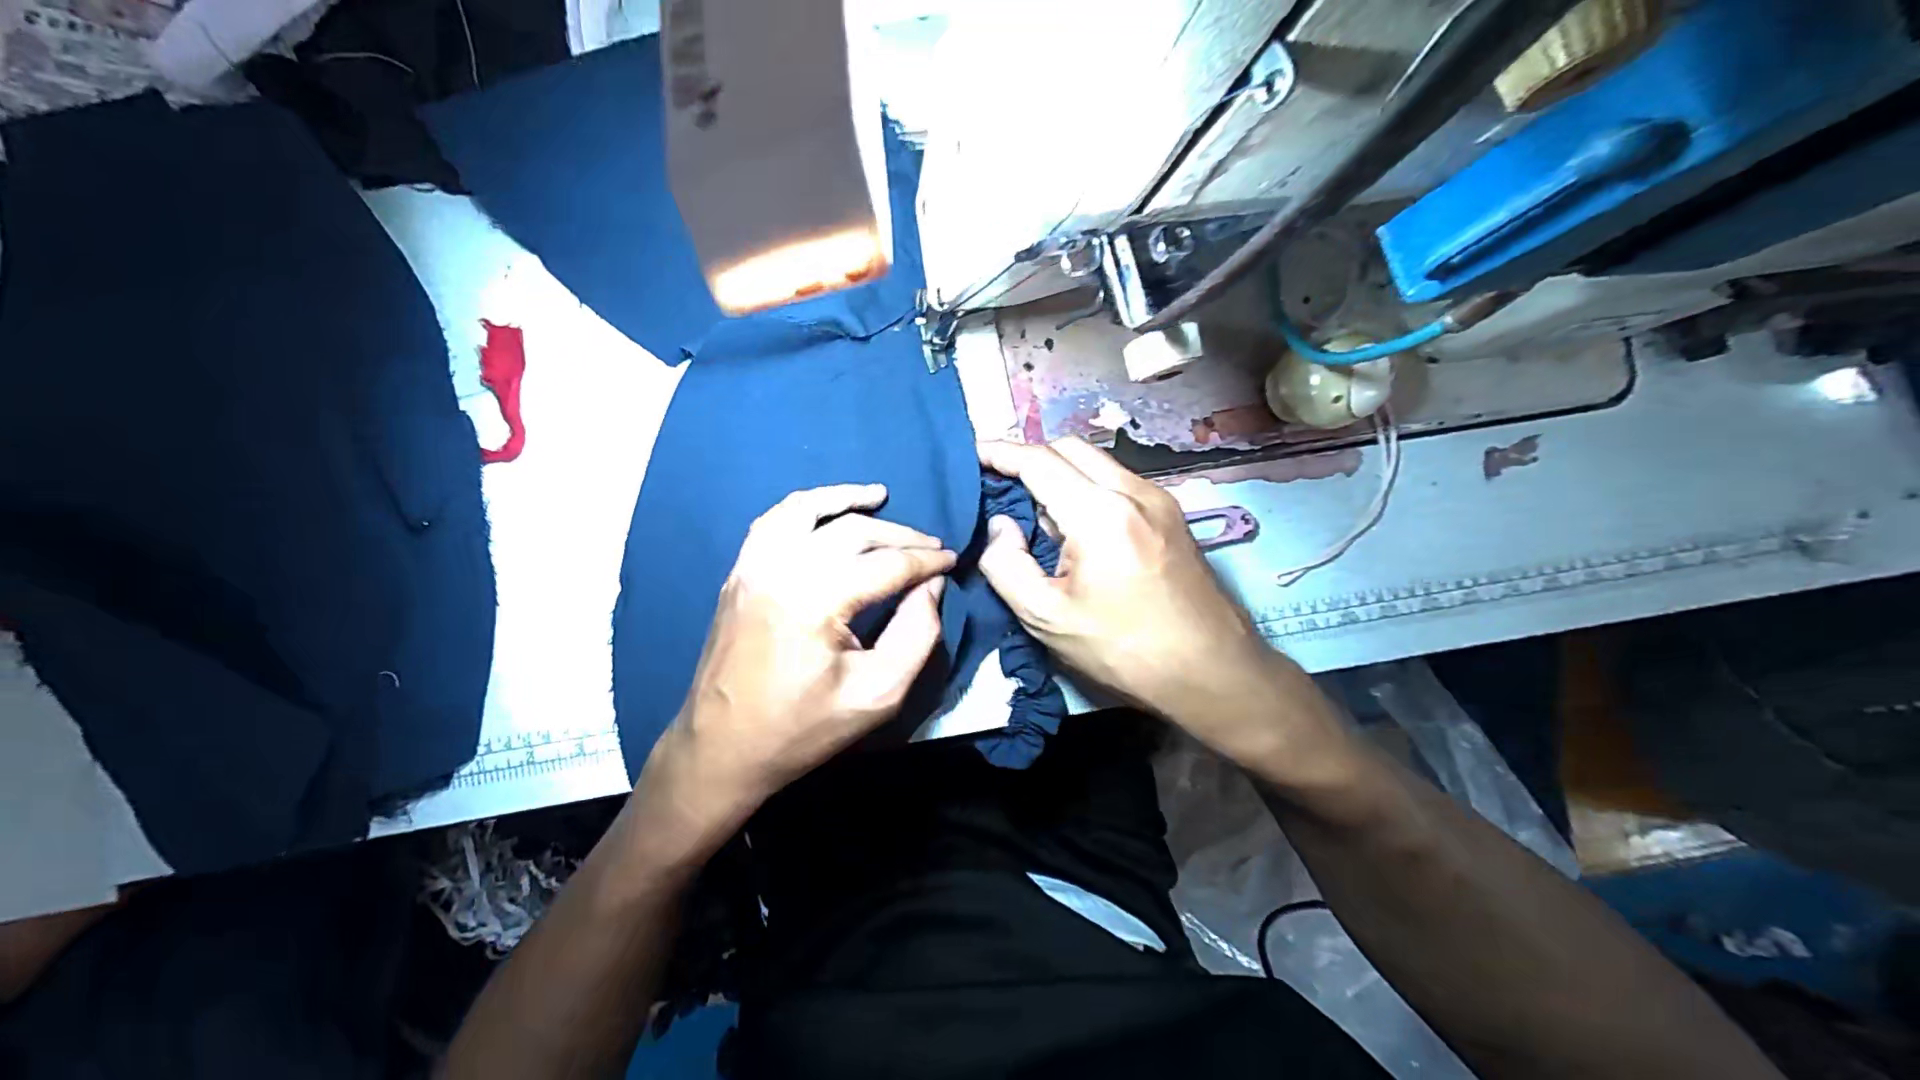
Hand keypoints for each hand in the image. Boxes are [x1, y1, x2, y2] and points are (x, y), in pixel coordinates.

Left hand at [640, 484, 954, 842]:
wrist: (723, 748)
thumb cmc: (803, 729)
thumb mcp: (878, 694)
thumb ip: (918, 634)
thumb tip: (932, 585)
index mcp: (816, 600)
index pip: (886, 563)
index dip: (926, 560)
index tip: (952, 560)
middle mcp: (781, 569)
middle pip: (853, 531)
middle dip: (899, 534)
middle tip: (931, 545)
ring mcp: (753, 565)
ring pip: (808, 511)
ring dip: (847, 501)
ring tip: (880, 496)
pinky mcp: (739, 572)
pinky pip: (772, 521)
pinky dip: (804, 507)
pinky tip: (825, 511)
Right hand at [976, 438, 1303, 758]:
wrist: (1212, 671)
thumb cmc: (1125, 650)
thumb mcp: (1047, 618)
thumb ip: (1006, 565)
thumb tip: (1001, 525)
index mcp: (1100, 513)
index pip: (1039, 461)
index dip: (1000, 452)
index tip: (973, 452)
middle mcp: (1134, 491)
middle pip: (1070, 447)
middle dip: (1030, 456)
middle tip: (1000, 482)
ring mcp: (1159, 500)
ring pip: (1097, 461)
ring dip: (1060, 470)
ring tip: (1033, 507)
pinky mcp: (1172, 515)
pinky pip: (1117, 481)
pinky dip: (1086, 485)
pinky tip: (1074, 524)